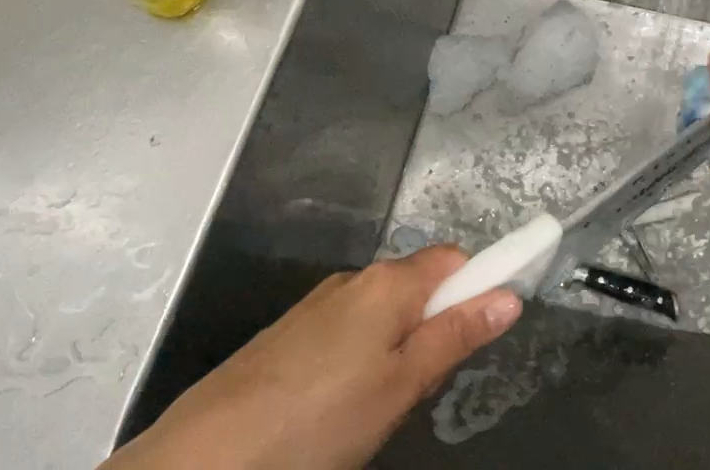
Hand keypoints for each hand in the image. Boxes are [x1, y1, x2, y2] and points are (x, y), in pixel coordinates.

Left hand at [103, 247, 520, 469]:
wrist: (199, 462)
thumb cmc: (319, 421)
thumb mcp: (402, 387)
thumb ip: (456, 336)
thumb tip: (510, 295)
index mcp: (389, 282)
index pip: (457, 259)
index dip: (480, 285)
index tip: (486, 326)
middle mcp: (354, 280)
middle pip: (419, 286)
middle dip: (434, 325)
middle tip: (424, 384)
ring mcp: (315, 306)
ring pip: (381, 315)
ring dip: (396, 346)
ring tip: (377, 406)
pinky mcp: (285, 336)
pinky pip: (344, 333)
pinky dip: (358, 358)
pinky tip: (336, 408)